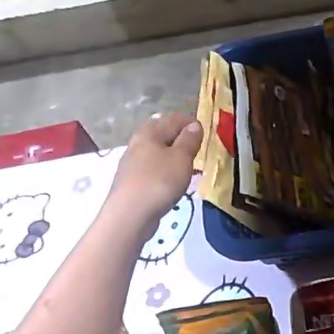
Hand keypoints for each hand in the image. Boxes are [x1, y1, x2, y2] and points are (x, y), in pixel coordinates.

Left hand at [106, 111, 202, 230]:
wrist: (129, 215)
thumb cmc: (159, 181)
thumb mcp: (181, 158)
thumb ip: (189, 140)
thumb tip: (194, 125)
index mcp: (150, 132)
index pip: (173, 118)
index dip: (190, 121)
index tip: (204, 131)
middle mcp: (137, 143)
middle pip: (159, 132)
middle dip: (176, 135)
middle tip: (193, 145)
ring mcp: (130, 163)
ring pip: (153, 150)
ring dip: (168, 152)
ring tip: (183, 163)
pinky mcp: (129, 181)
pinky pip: (149, 168)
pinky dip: (161, 168)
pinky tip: (167, 179)